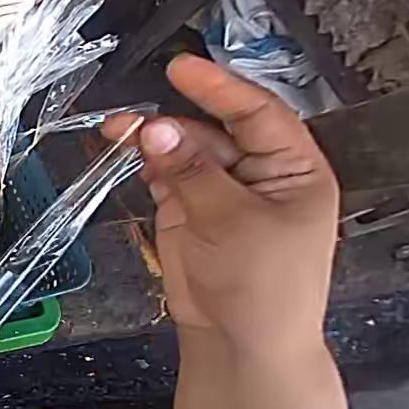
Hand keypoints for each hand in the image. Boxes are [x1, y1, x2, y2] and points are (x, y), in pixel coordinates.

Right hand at [103, 55, 338, 346]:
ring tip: (117, 133)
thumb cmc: (263, 285)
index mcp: (292, 167)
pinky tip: (126, 155)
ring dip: (151, 143)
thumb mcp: (232, 220)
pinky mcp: (188, 213)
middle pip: (211, 132)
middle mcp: (255, 174)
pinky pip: (164, 179)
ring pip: (182, 154)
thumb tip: (156, 131)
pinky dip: (145, 167)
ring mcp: (218, 194)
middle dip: (173, 123)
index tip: (182, 69)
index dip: (219, 88)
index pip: (256, 113)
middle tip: (132, 119)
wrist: (239, 340)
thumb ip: (191, 173)